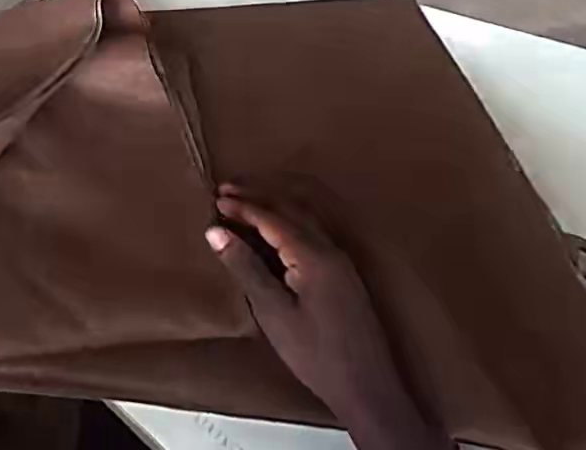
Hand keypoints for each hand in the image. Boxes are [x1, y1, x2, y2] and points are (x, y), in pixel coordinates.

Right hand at [206, 189, 448, 449]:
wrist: (371, 396)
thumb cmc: (316, 355)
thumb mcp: (273, 312)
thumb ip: (245, 267)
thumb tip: (214, 231)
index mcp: (314, 256)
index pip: (272, 218)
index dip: (242, 206)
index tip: (215, 199)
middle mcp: (330, 251)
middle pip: (290, 210)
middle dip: (257, 197)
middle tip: (225, 189)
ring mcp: (341, 263)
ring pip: (303, 219)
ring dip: (273, 206)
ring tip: (245, 202)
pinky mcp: (344, 276)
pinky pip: (311, 233)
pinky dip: (286, 222)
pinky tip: (272, 231)